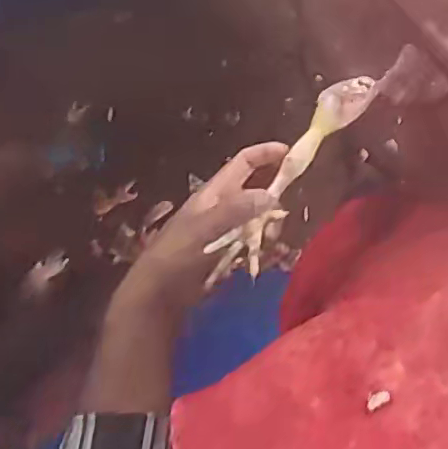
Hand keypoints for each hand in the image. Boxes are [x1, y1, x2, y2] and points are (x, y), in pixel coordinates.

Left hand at [114, 143, 281, 320]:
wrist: (157, 296)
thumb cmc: (176, 255)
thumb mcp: (203, 228)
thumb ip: (235, 210)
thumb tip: (271, 194)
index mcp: (216, 192)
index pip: (244, 162)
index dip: (266, 153)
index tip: (290, 152)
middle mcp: (225, 205)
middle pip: (259, 190)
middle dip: (273, 201)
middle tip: (277, 220)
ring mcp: (228, 229)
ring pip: (261, 218)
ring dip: (268, 229)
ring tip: (264, 245)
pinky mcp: (230, 251)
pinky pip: (255, 242)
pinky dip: (262, 248)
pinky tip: (259, 260)